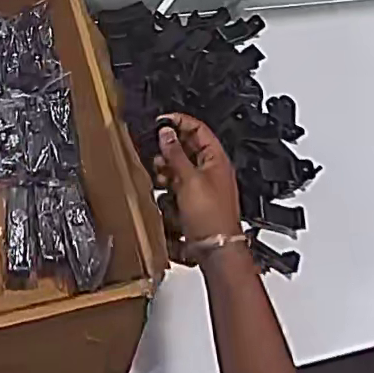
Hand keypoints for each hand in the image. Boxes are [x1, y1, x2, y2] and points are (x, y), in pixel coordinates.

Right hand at [153, 113, 242, 248]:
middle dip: (171, 146)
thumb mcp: (188, 178)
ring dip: (168, 165)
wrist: (215, 250)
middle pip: (189, 146)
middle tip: (157, 148)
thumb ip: (175, 154)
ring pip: (182, 165)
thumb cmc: (211, 217)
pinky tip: (163, 186)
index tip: (162, 122)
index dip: (180, 122)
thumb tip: (166, 133)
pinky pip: (179, 183)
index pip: (199, 129)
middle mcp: (211, 170)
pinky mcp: (195, 201)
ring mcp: (203, 185)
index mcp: (216, 158)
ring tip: (159, 169)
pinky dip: (169, 182)